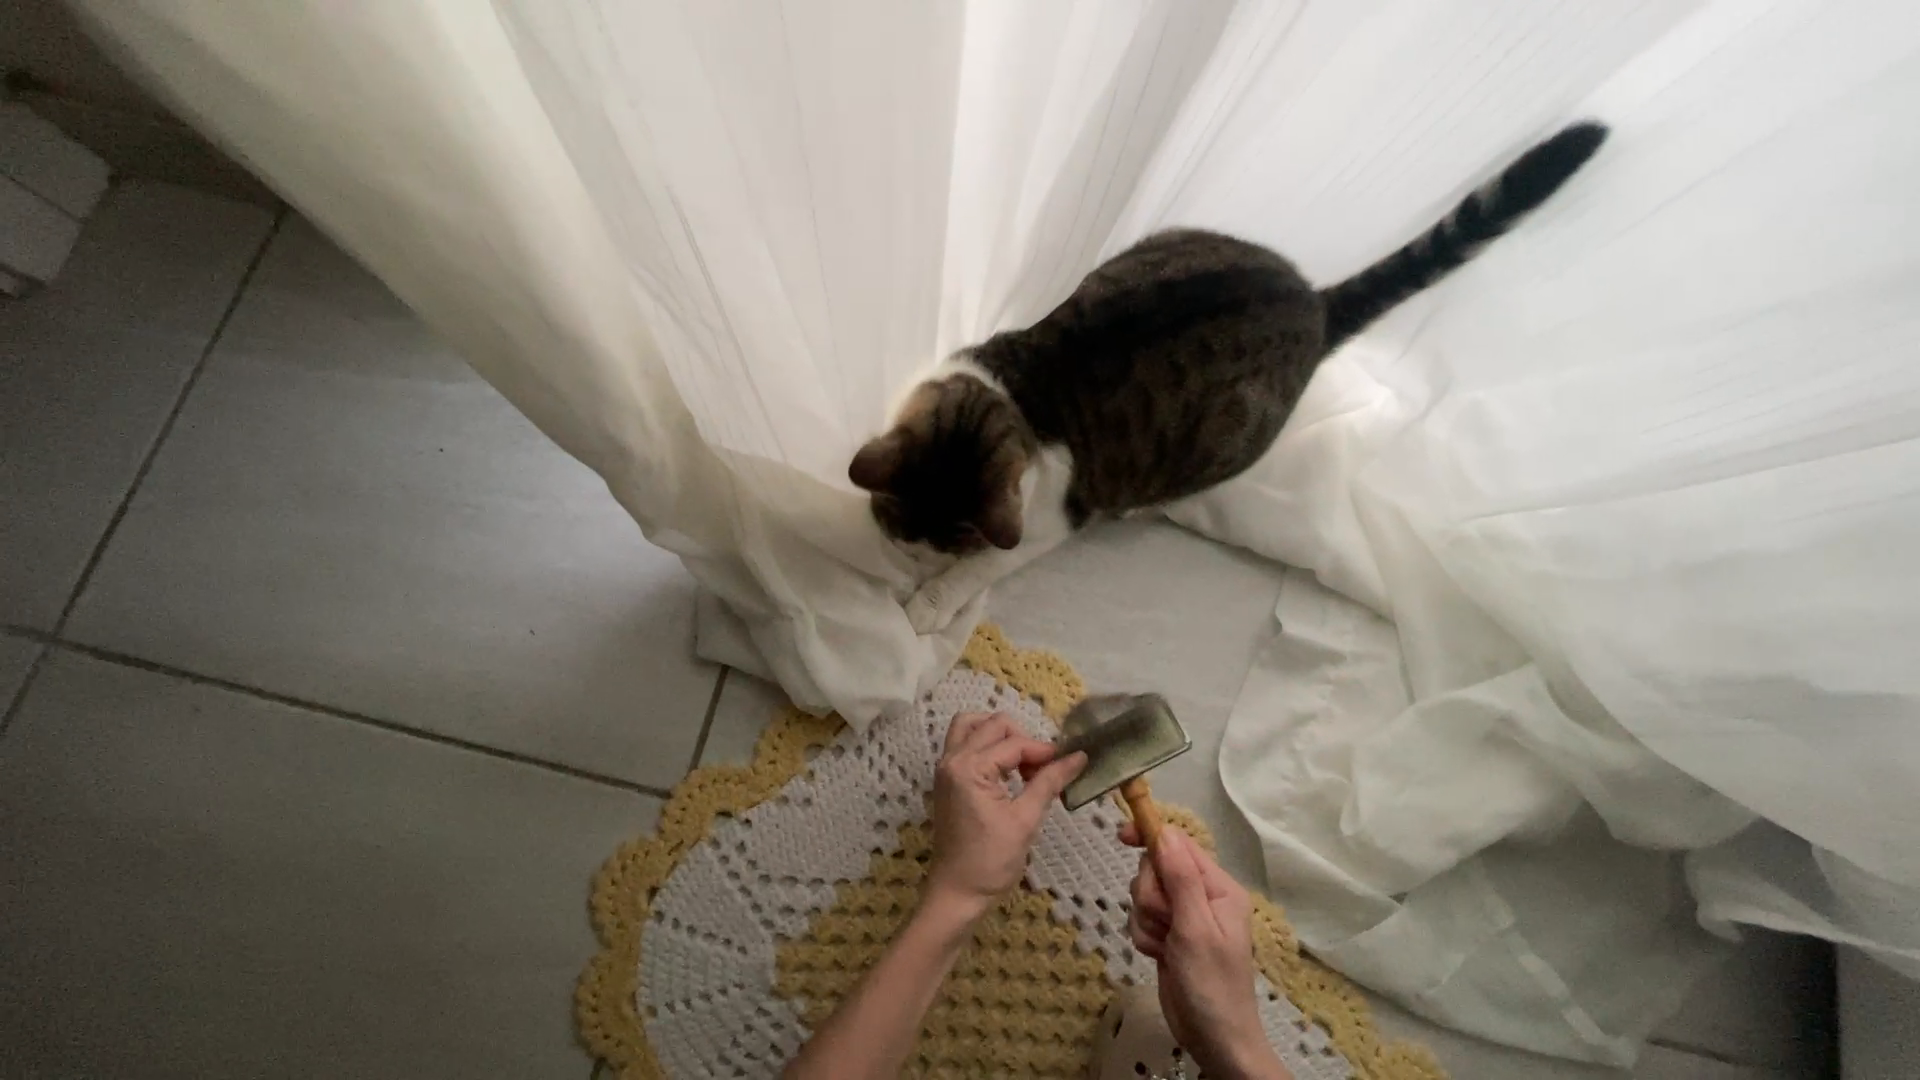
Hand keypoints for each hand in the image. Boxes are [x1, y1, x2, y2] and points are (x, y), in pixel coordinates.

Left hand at [927, 712, 1085, 917]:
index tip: (1068, 763)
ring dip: (1000, 736)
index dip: (1044, 751)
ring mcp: (945, 767)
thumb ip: (1049, 782)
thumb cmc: (990, 862)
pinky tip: (1008, 772)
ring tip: (1023, 763)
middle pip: (993, 725)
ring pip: (972, 726)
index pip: (1014, 743)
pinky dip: (987, 746)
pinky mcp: (946, 778)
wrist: (956, 894)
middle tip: (1044, 768)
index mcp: (969, 767)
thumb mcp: (1025, 821)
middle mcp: (951, 759)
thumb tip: (1078, 756)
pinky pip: (965, 744)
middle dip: (1023, 739)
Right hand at [1122, 824, 1287, 1079]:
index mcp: (1218, 886)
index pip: (1178, 843)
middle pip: (1155, 868)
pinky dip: (1143, 935)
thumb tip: (1166, 832)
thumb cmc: (1212, 985)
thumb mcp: (1196, 929)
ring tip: (1166, 945)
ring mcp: (1184, 915)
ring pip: (1143, 893)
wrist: (1215, 1042)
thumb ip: (1181, 878)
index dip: (1150, 836)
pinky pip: (1140, 917)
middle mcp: (1201, 895)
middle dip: (1151, 895)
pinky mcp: (1168, 933)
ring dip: (1146, 919)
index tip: (1122, 836)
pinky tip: (1159, 955)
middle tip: (1166, 923)